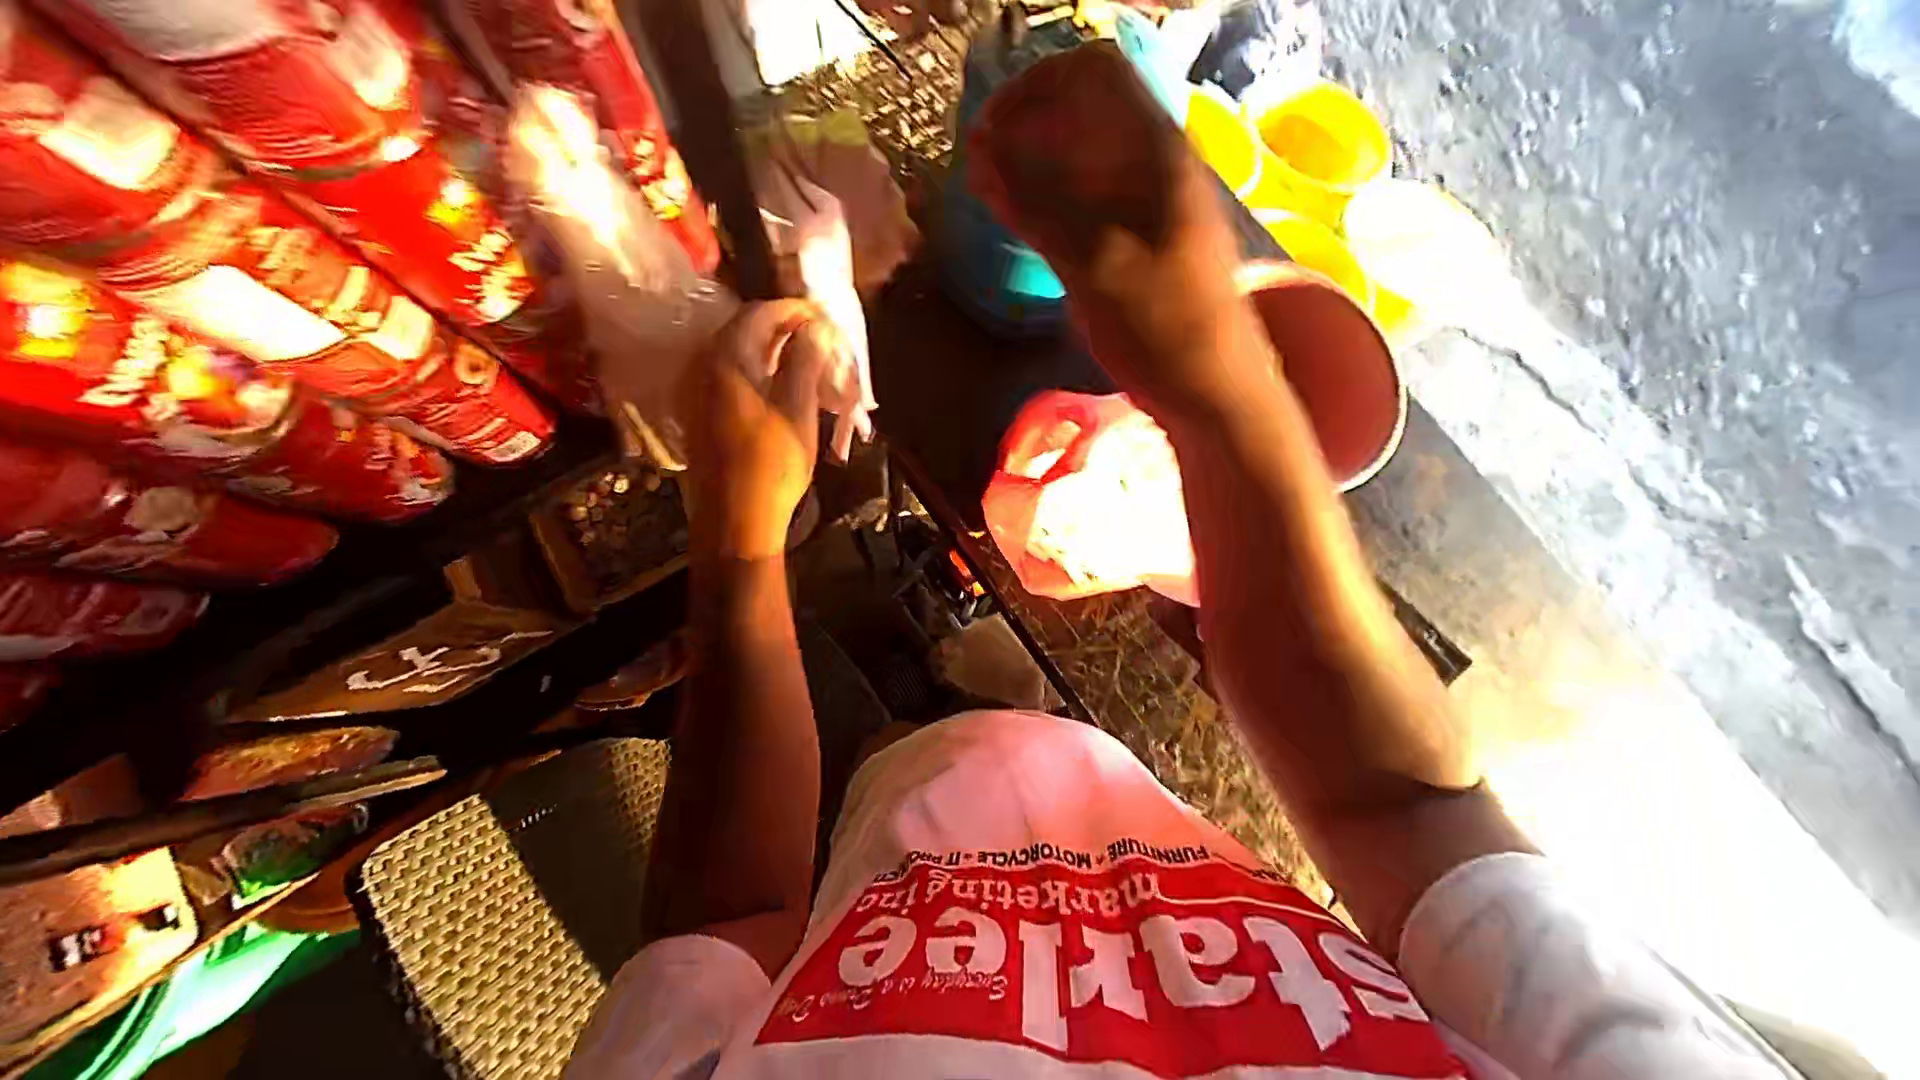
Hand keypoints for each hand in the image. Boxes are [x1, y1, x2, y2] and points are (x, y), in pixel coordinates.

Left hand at [679, 300, 828, 560]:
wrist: (735, 520)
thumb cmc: (773, 464)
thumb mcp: (799, 409)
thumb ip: (805, 360)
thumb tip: (813, 327)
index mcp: (727, 358)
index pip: (761, 313)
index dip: (795, 311)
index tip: (823, 319)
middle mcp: (702, 365)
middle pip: (744, 330)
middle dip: (783, 329)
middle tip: (817, 341)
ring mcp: (695, 390)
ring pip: (735, 354)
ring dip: (770, 352)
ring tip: (804, 363)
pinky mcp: (697, 413)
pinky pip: (726, 376)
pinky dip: (754, 372)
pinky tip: (777, 388)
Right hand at [967, 43, 1276, 422]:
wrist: (1212, 391)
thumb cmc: (1159, 328)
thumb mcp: (1092, 264)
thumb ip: (1035, 203)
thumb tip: (980, 151)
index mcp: (1156, 152)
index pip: (1092, 72)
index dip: (1033, 89)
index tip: (987, 133)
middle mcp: (1157, 164)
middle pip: (1086, 112)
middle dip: (1027, 128)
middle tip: (980, 170)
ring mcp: (1152, 203)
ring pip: (1085, 157)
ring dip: (1036, 166)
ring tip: (994, 198)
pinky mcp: (1144, 240)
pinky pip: (1092, 198)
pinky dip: (1054, 201)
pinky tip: (1028, 228)